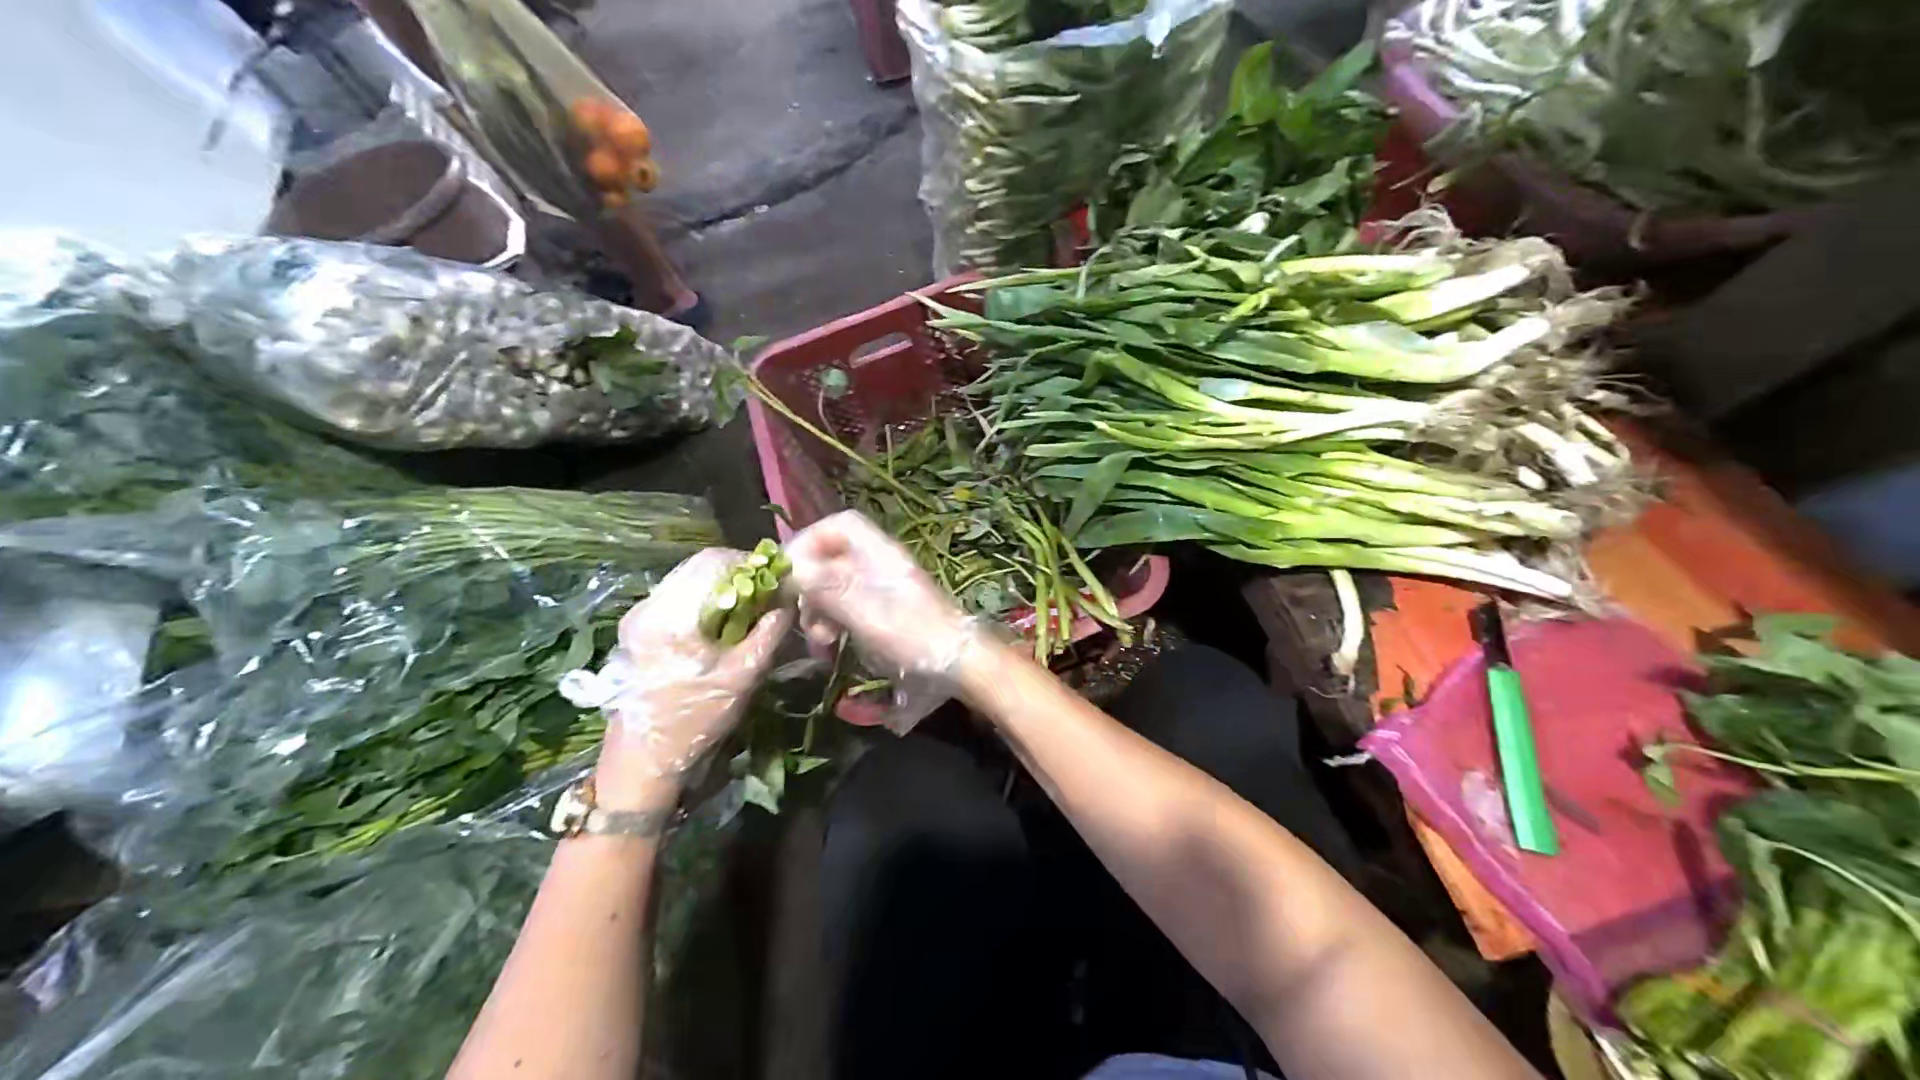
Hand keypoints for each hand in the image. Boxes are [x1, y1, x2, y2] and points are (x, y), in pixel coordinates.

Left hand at [588, 548, 791, 809]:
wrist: (643, 758)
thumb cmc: (696, 718)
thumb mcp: (743, 676)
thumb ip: (769, 632)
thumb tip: (789, 599)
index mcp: (671, 615)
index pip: (713, 562)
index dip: (750, 563)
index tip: (776, 580)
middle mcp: (649, 606)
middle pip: (699, 567)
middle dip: (738, 574)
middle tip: (766, 594)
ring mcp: (639, 615)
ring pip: (688, 580)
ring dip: (721, 587)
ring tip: (748, 609)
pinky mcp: (638, 627)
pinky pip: (678, 597)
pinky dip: (704, 600)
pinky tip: (722, 622)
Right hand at [785, 511, 976, 679]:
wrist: (958, 665)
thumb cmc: (915, 636)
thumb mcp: (867, 613)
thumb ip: (828, 587)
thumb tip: (792, 566)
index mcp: (879, 554)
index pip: (841, 525)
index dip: (810, 540)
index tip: (790, 572)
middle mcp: (878, 565)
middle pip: (831, 556)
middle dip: (809, 585)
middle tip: (800, 616)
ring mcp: (880, 588)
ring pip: (833, 585)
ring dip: (817, 610)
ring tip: (819, 641)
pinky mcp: (881, 612)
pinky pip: (845, 607)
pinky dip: (831, 623)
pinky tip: (829, 646)